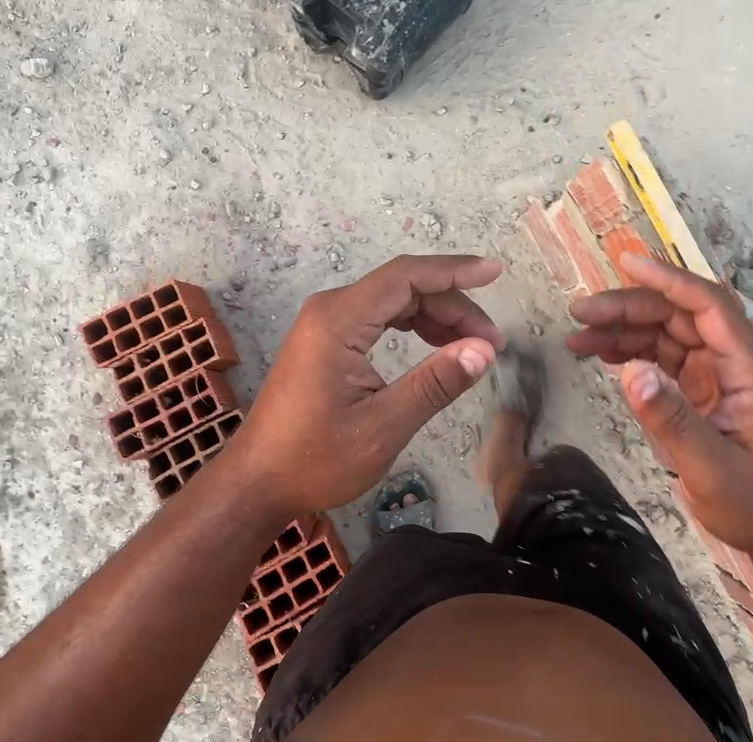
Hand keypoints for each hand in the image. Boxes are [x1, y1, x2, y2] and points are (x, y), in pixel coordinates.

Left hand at [228, 255, 505, 517]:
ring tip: (476, 346)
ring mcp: (326, 323)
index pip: (406, 276)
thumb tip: (484, 351)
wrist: (258, 482)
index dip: (454, 270)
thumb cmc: (315, 459)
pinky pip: (379, 317)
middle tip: (492, 341)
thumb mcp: (382, 427)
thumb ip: (434, 384)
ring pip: (394, 301)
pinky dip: (415, 326)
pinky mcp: (327, 340)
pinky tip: (440, 346)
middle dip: (453, 306)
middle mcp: (331, 310)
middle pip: (404, 287)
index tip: (494, 272)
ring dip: (437, 316)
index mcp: (339, 320)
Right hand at [566, 253, 752, 553]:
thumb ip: (674, 420)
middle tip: (580, 313)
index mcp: (748, 367)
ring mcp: (715, 375)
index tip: (626, 262)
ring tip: (577, 337)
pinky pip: (662, 358)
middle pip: (677, 314)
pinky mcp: (700, 391)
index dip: (668, 279)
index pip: (708, 305)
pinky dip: (631, 352)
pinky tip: (601, 355)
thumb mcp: (715, 470)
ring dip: (623, 329)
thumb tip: (631, 372)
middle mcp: (731, 361)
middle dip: (629, 307)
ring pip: (665, 333)